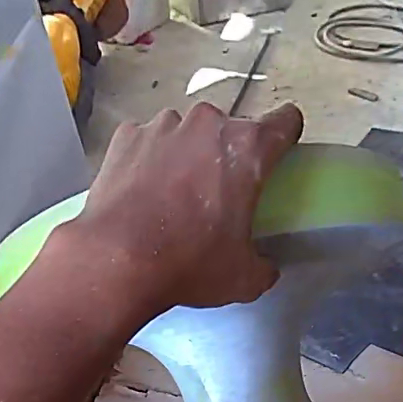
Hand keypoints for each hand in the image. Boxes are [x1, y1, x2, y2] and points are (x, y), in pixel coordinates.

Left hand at [63, 102, 303, 316]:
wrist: (117, 262)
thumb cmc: (189, 265)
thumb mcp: (242, 279)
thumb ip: (263, 267)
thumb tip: (265, 268)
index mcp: (248, 148)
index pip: (285, 122)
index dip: (284, 139)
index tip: (273, 160)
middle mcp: (207, 123)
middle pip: (228, 130)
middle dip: (224, 158)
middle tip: (211, 200)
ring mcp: (163, 126)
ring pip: (185, 134)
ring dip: (184, 157)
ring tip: (169, 200)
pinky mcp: (126, 136)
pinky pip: (146, 143)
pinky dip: (147, 162)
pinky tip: (139, 196)